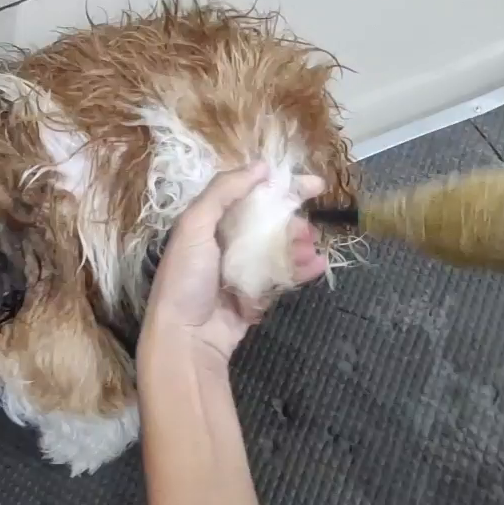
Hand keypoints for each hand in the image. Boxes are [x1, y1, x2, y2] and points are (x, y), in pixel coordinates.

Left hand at [141, 164, 327, 369]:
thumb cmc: (186, 278)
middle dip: (293, 221)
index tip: (314, 185)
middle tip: (309, 227)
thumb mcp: (195, 225)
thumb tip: (261, 166)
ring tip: (312, 247)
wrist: (185, 338)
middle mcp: (225, 245)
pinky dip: (301, 271)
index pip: (250, 195)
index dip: (280, 187)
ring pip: (278, 250)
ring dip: (299, 246)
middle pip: (268, 224)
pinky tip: (317, 265)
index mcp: (209, 223)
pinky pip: (282, 278)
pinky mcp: (254, 298)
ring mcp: (241, 273)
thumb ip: (224, 191)